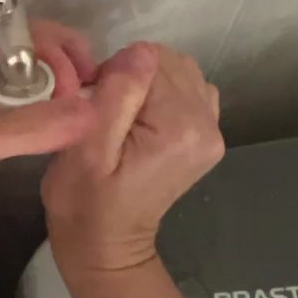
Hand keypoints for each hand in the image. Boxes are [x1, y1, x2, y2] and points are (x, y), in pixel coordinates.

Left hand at [0, 22, 99, 267]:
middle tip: (94, 104)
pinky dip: (53, 122)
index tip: (85, 82)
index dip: (59, 50)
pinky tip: (72, 139)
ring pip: (34, 90)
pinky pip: (30, 120)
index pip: (25, 36)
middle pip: (34, 60)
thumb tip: (94, 109)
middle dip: (67, 71)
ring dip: (63, 97)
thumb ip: (31, 126)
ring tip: (94, 119)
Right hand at [42, 43, 224, 275]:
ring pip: (178, 72)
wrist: (105, 245)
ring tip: (121, 115)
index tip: (94, 102)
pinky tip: (141, 119)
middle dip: (132, 75)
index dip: (114, 72)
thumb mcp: (88, 146)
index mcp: (180, 127)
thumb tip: (139, 52)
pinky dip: (161, 94)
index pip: (149, 60)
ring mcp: (212, 132)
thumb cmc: (85, 199)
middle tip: (104, 110)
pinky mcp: (206, 137)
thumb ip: (118, 94)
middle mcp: (207, 125)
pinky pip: (187, 90)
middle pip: (169, 62)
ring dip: (146, 83)